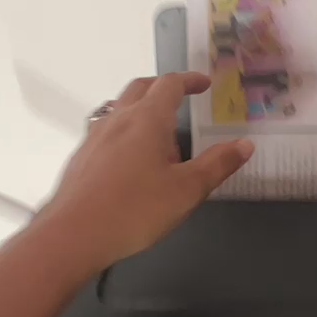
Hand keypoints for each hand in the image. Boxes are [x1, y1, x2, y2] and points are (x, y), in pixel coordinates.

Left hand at [33, 72, 251, 272]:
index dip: (189, 80)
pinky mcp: (81, 158)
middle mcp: (118, 119)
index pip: (170, 84)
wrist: (71, 236)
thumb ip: (218, 164)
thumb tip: (245, 144)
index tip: (204, 84)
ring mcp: (94, 137)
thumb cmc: (135, 209)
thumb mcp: (187, 190)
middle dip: (162, 87)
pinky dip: (125, 131)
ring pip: (119, 108)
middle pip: (140, 87)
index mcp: (147, 119)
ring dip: (141, 109)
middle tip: (181, 98)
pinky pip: (106, 131)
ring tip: (158, 135)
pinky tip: (131, 161)